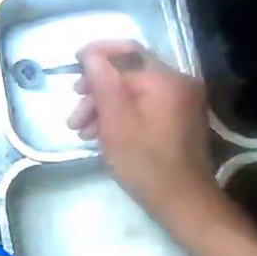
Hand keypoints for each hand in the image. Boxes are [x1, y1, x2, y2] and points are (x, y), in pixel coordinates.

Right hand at [66, 40, 216, 217]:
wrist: (183, 203)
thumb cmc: (145, 162)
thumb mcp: (116, 121)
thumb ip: (102, 81)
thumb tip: (90, 53)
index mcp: (165, 79)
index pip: (126, 52)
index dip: (96, 56)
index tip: (73, 67)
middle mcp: (178, 83)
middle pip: (128, 73)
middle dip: (97, 91)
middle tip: (75, 114)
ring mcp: (181, 102)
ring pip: (133, 92)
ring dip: (105, 107)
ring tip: (83, 131)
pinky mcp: (179, 119)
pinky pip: (144, 106)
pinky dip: (121, 116)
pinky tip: (102, 136)